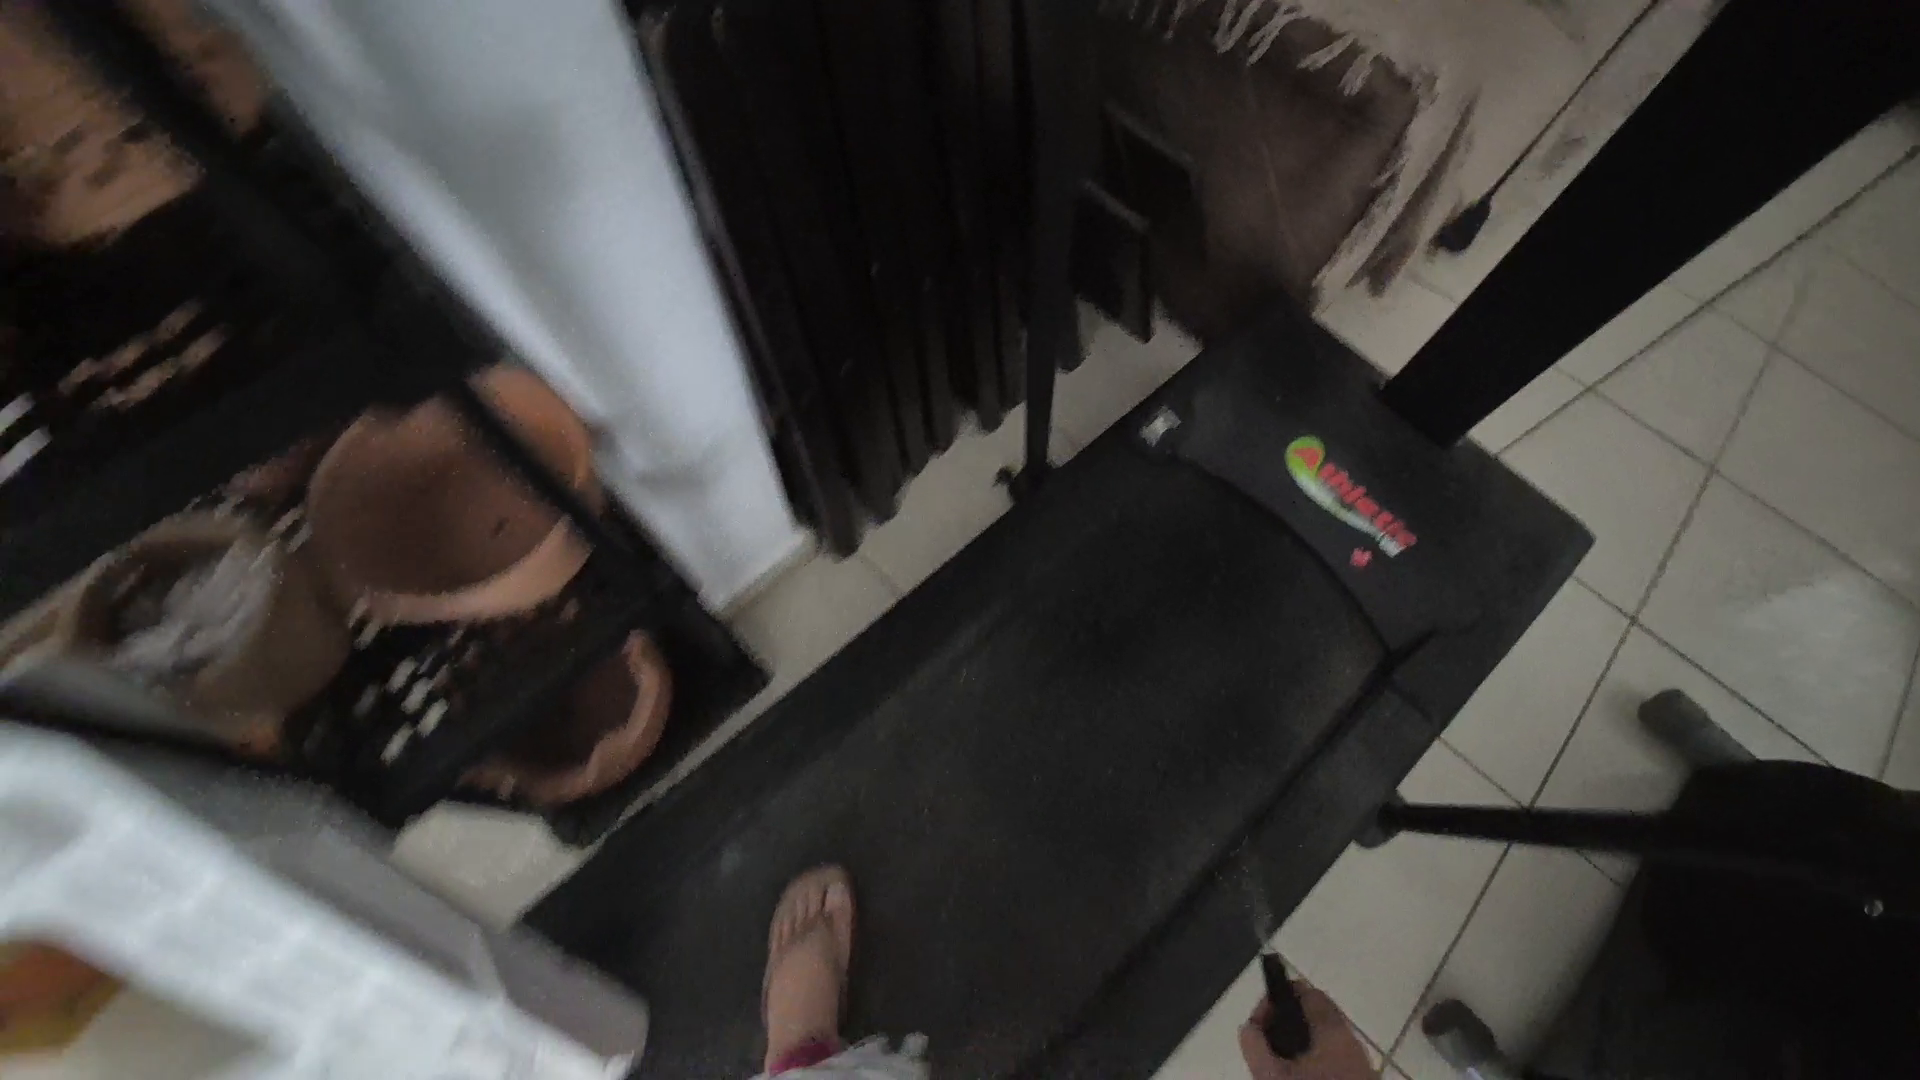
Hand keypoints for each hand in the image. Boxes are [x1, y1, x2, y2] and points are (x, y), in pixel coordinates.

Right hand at [1238, 981, 1372, 1079]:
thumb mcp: (1271, 1076)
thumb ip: (1254, 1045)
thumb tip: (1250, 1027)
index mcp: (1332, 1032)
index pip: (1306, 992)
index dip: (1278, 997)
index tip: (1260, 1020)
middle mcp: (1351, 1043)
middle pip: (1314, 1017)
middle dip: (1285, 1025)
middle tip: (1266, 1046)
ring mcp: (1362, 1068)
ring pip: (1324, 1042)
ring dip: (1298, 1047)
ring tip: (1279, 1069)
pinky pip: (1334, 1063)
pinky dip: (1314, 1065)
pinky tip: (1298, 1079)